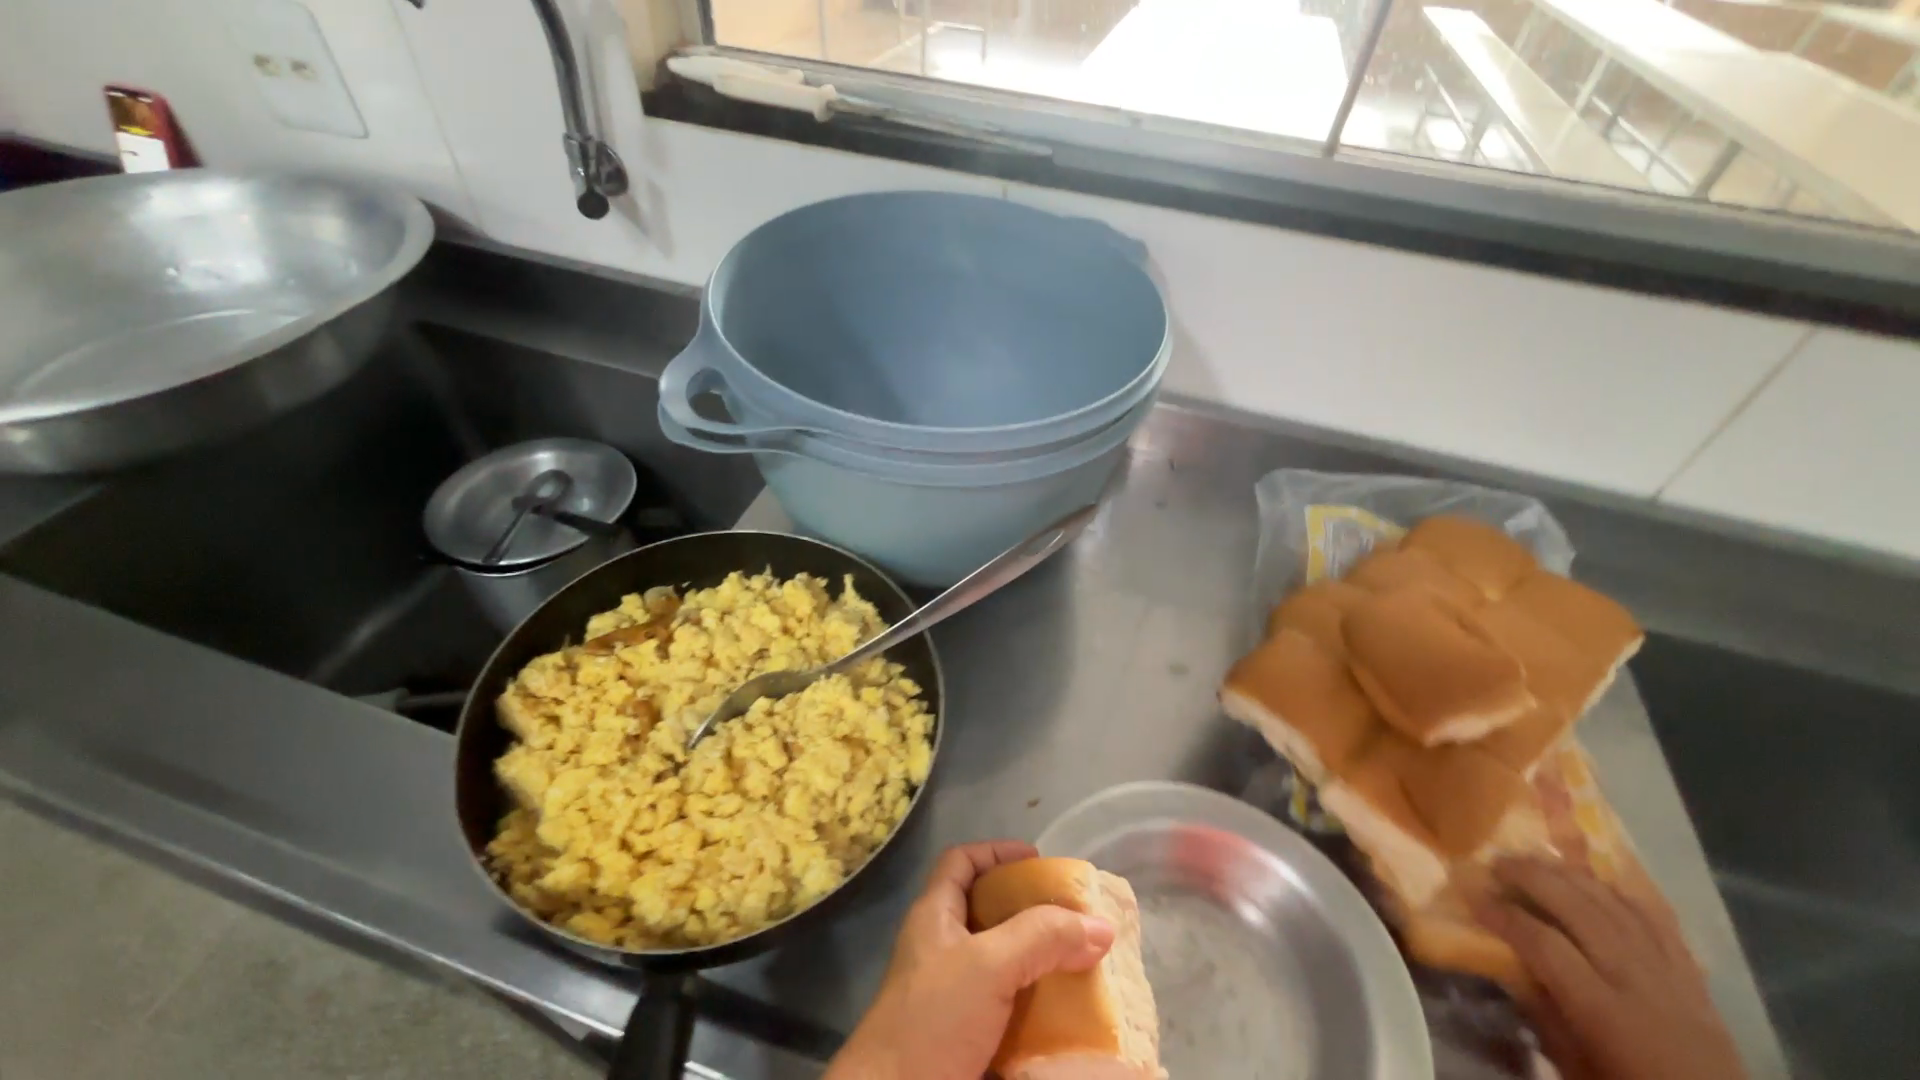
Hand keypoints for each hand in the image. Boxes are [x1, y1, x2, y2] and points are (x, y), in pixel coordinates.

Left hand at [824, 841, 1115, 1079]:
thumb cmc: (933, 1018)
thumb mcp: (989, 964)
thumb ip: (1043, 937)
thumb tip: (1101, 925)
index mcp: (936, 915)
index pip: (961, 862)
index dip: (998, 852)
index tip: (1040, 861)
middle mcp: (943, 948)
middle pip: (990, 911)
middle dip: (1034, 912)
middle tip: (1077, 919)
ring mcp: (954, 994)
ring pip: (1005, 963)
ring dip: (1043, 962)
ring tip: (1085, 963)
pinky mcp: (968, 1035)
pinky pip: (1011, 1008)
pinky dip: (1039, 1006)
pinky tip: (1070, 1012)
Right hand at [1475, 858, 1745, 1079]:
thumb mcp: (1575, 1069)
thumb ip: (1543, 1014)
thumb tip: (1509, 967)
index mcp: (1602, 1010)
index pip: (1543, 944)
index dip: (1503, 914)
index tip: (1472, 895)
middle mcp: (1635, 979)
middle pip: (1579, 909)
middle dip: (1533, 877)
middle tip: (1497, 862)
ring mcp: (1668, 970)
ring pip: (1614, 904)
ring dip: (1571, 875)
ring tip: (1537, 860)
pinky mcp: (1691, 971)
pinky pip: (1655, 917)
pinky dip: (1621, 892)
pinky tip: (1597, 880)